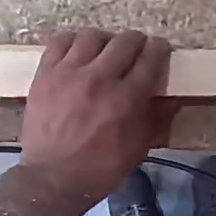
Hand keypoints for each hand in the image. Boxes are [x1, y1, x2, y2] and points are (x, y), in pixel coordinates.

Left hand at [20, 29, 174, 205]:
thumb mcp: (139, 147)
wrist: (54, 178)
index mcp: (127, 98)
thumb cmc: (102, 168)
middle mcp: (100, 79)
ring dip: (106, 40)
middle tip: (138, 50)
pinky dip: (74, 41)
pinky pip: (60, 42)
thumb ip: (155, 117)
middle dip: (138, 42)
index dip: (159, 49)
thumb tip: (170, 98)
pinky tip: (79, 52)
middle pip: (125, 41)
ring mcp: (69, 73)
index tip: (160, 49)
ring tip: (107, 50)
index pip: (150, 58)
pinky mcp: (45, 74)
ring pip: (93, 36)